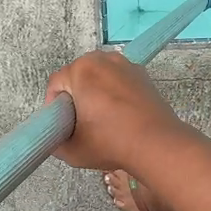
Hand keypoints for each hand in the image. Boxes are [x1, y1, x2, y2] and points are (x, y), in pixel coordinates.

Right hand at [45, 50, 186, 173]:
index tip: (61, 126)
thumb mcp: (72, 150)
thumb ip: (55, 142)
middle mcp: (103, 59)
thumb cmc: (111, 142)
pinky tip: (120, 114)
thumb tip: (56, 137)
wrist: (157, 144)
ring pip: (99, 76)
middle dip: (75, 96)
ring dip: (95, 92)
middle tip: (79, 123)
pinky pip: (118, 79)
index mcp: (82, 70)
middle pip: (78, 76)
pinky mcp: (142, 74)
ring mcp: (125, 64)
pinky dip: (115, 92)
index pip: (56, 84)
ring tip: (101, 118)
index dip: (53, 107)